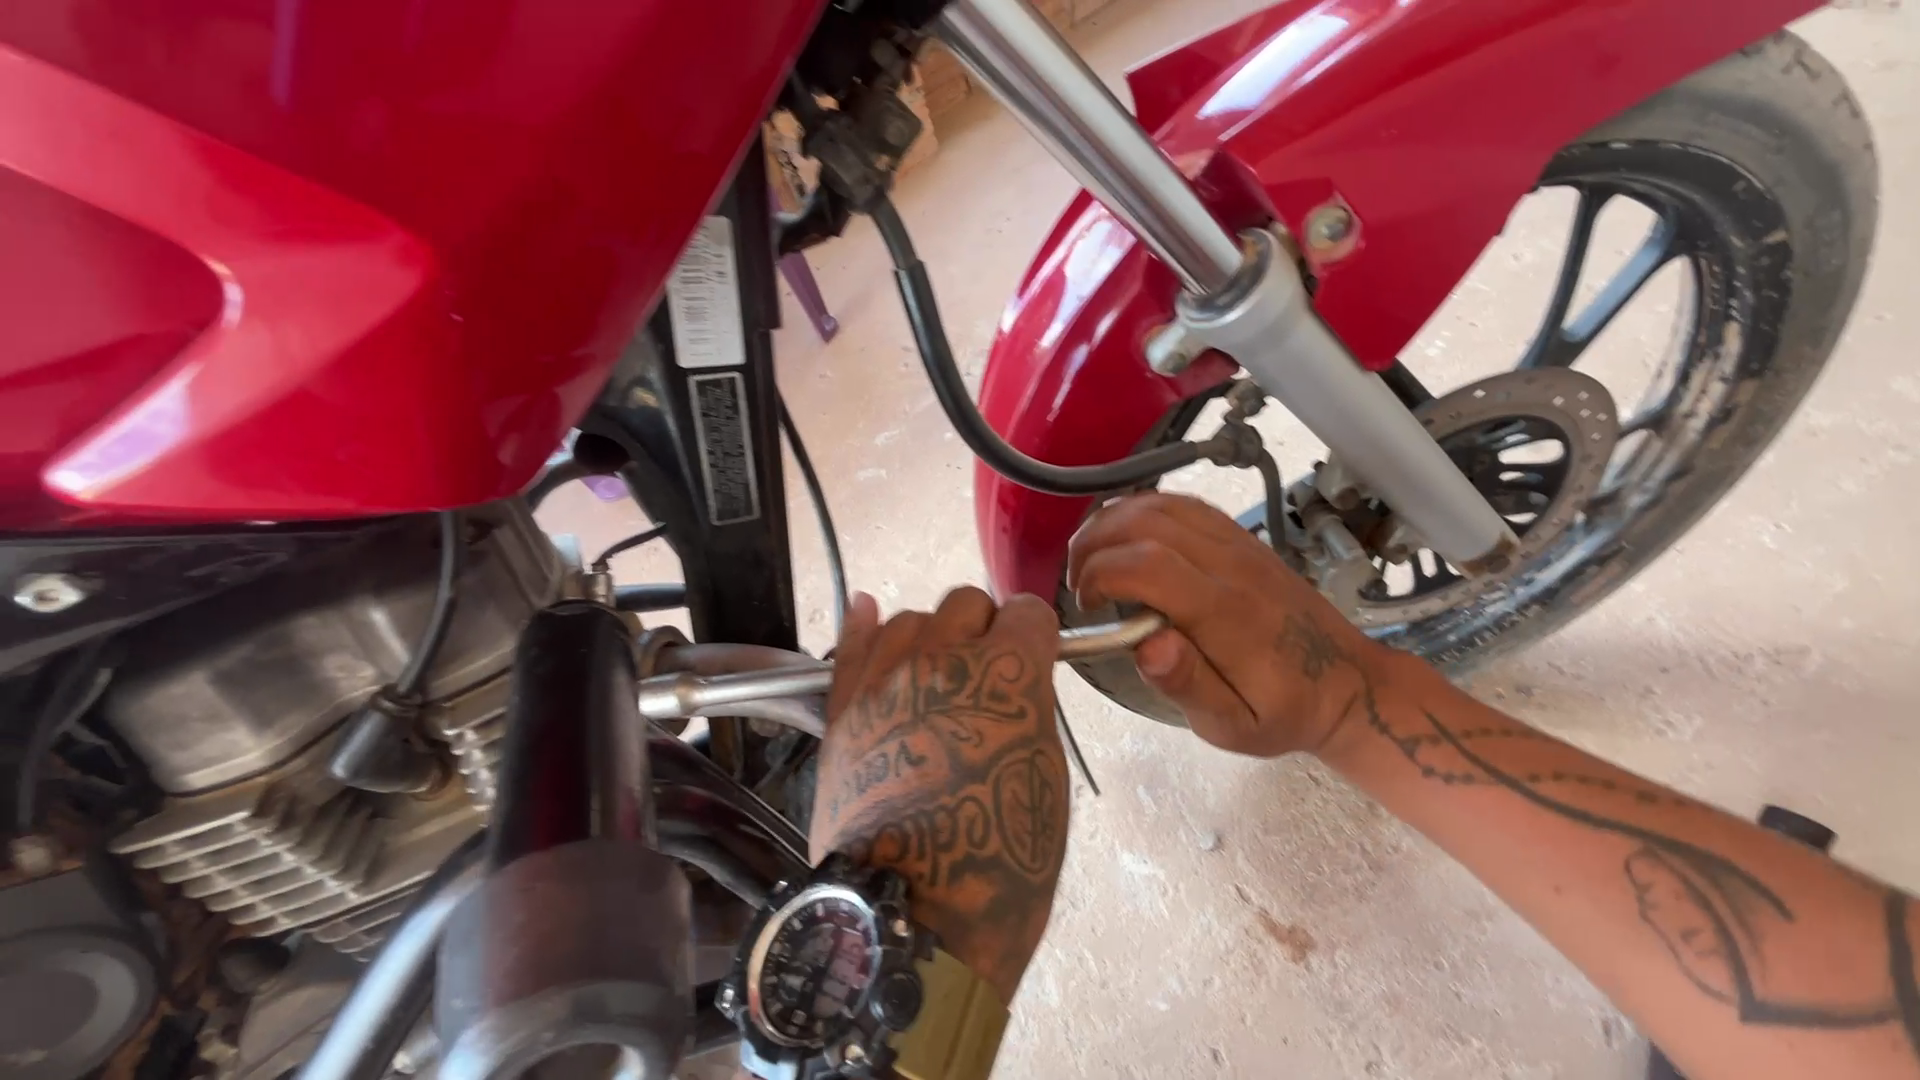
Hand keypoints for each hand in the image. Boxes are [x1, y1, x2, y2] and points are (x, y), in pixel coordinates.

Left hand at [811, 588, 1066, 1001]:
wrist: (914, 912)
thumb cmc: (1002, 856)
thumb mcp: (1045, 771)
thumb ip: (1028, 704)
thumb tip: (1013, 676)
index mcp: (1009, 673)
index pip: (1027, 611)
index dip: (1033, 633)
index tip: (1030, 653)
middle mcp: (944, 657)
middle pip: (965, 602)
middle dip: (982, 628)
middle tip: (983, 671)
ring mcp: (886, 677)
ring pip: (910, 617)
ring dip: (930, 638)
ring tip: (933, 676)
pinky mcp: (843, 705)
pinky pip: (852, 642)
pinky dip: (866, 626)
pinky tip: (870, 614)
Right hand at [1066, 493, 1392, 758]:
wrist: (1347, 684)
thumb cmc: (1282, 710)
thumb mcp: (1233, 726)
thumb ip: (1188, 686)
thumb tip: (1148, 646)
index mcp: (1226, 614)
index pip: (1147, 565)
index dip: (1100, 574)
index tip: (1088, 605)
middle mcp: (1232, 566)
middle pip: (1146, 522)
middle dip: (1094, 544)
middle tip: (1078, 582)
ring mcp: (1240, 544)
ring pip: (1162, 504)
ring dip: (1113, 522)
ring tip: (1092, 559)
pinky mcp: (1243, 537)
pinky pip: (1184, 504)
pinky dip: (1142, 510)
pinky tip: (1126, 537)